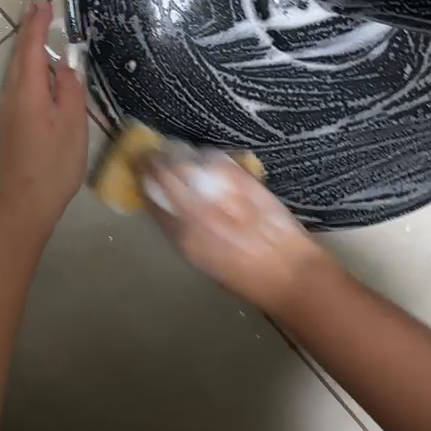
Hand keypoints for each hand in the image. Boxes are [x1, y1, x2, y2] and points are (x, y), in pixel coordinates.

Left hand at [0, 0, 88, 240]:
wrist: (21, 206)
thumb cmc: (52, 166)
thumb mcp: (72, 126)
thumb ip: (71, 90)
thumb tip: (68, 64)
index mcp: (27, 91)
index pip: (32, 48)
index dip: (37, 24)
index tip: (43, 3)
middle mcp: (11, 95)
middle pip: (19, 55)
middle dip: (29, 30)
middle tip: (39, 8)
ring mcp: (7, 110)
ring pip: (16, 70)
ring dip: (28, 49)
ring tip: (40, 32)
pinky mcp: (9, 124)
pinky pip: (18, 84)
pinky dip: (28, 68)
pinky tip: (40, 73)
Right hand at [142, 148, 331, 315]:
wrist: (290, 271)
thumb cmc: (244, 277)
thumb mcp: (201, 260)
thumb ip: (179, 229)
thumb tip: (164, 204)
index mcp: (184, 235)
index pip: (151, 197)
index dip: (141, 181)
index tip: (139, 173)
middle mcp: (196, 209)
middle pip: (161, 172)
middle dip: (152, 161)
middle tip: (150, 156)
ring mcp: (218, 190)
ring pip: (183, 159)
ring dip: (173, 154)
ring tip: (173, 154)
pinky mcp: (239, 177)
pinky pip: (210, 156)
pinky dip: (200, 155)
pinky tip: (202, 160)